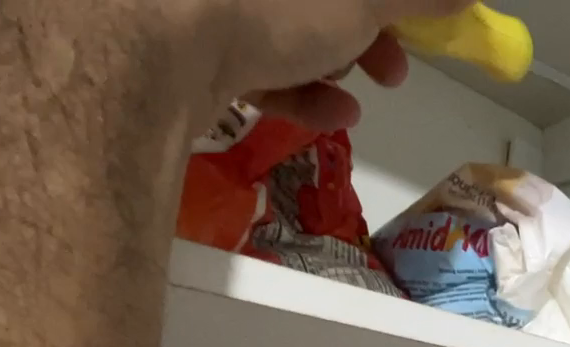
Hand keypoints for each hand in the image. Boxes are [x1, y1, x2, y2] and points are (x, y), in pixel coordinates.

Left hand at [194, 0, 475, 129]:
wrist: (155, 45)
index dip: (387, 2)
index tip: (414, 23)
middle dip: (362, 29)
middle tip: (393, 67)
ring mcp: (207, 0)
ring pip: (283, 22)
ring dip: (333, 64)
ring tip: (357, 97)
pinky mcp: (181, 31)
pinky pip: (251, 53)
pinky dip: (297, 84)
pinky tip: (332, 112)